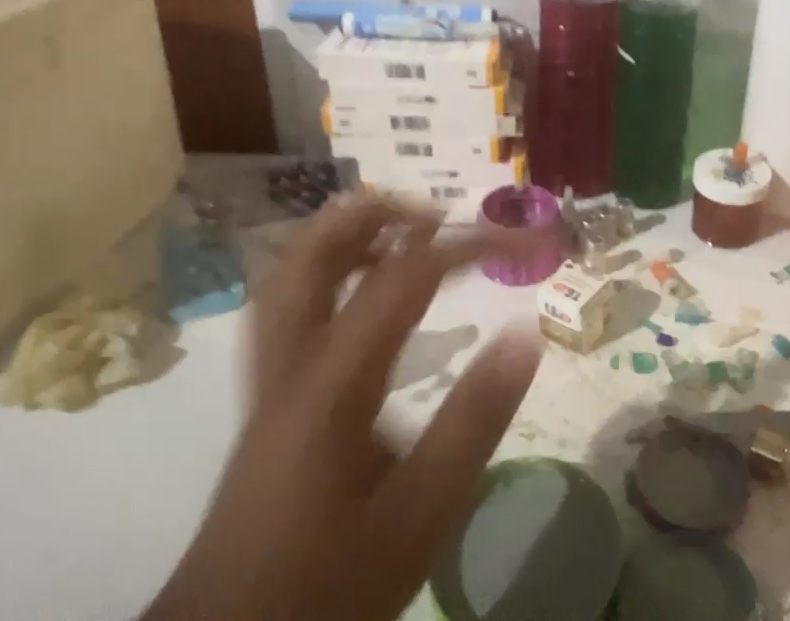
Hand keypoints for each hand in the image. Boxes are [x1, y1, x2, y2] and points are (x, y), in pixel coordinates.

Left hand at [144, 197, 544, 620]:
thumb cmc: (333, 580)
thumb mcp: (422, 509)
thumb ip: (475, 419)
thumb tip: (524, 333)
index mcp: (331, 382)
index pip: (403, 278)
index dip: (467, 245)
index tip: (522, 241)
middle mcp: (289, 362)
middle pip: (313, 253)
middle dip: (376, 215)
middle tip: (437, 209)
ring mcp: (267, 379)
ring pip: (288, 275)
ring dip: (344, 237)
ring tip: (401, 231)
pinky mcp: (265, 401)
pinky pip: (286, 306)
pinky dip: (325, 273)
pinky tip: (358, 295)